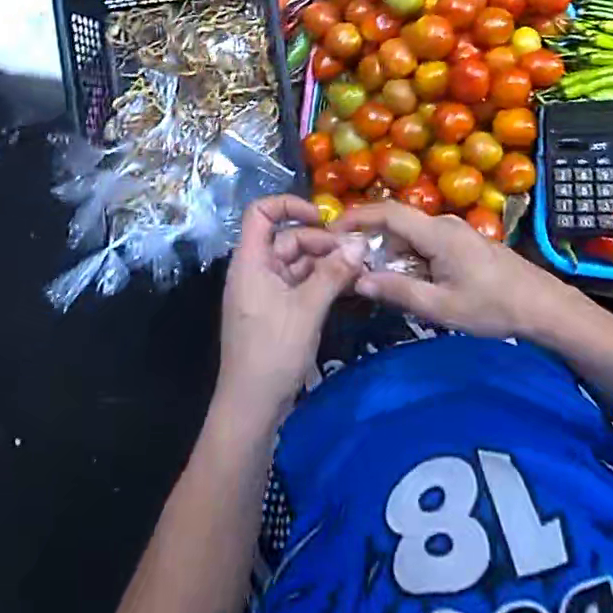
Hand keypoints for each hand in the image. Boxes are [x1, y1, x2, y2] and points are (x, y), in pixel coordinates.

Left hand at [216, 195, 365, 414]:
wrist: (252, 407)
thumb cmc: (273, 350)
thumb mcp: (307, 308)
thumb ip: (334, 272)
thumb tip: (360, 244)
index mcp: (251, 262)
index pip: (261, 213)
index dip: (290, 206)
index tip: (323, 219)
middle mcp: (257, 271)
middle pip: (289, 239)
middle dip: (323, 242)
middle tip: (358, 255)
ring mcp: (266, 293)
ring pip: (299, 263)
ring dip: (328, 264)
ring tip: (361, 271)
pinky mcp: (278, 313)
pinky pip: (302, 285)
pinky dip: (324, 283)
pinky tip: (350, 288)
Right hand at [332, 201, 591, 340]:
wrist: (542, 305)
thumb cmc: (493, 307)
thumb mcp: (441, 307)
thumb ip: (398, 292)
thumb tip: (358, 280)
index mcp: (437, 233)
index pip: (387, 213)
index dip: (356, 217)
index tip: (330, 232)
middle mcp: (444, 224)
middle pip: (396, 224)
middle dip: (369, 241)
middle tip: (346, 266)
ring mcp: (456, 232)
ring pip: (410, 236)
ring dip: (389, 254)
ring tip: (371, 279)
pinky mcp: (463, 243)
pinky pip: (425, 243)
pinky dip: (407, 258)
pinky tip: (404, 281)